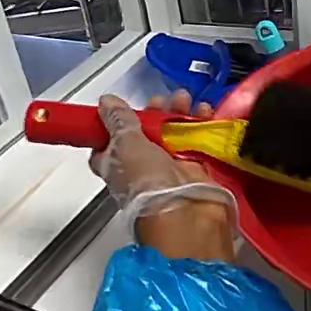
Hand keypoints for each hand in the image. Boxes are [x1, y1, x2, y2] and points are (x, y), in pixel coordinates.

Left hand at [90, 92, 236, 261]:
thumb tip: (106, 102)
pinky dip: (201, 122)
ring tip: (186, 100)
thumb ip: (118, 121)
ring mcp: (170, 166)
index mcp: (117, 163)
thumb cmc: (147, 183)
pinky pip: (197, 138)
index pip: (109, 143)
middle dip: (155, 112)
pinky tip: (204, 111)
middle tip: (163, 99)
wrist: (185, 211)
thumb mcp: (126, 145)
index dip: (114, 124)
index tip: (122, 107)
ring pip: (173, 132)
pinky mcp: (196, 166)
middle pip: (145, 131)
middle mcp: (142, 165)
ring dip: (179, 112)